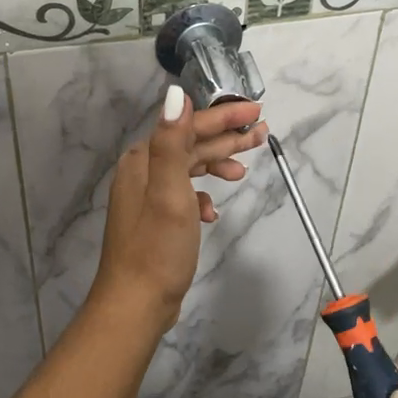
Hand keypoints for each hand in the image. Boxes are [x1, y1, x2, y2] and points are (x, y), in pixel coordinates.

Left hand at [93, 88, 265, 326]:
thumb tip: (176, 94)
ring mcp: (147, 197)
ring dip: (217, 164)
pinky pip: (184, 195)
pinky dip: (202, 197)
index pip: (188, 126)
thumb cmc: (157, 248)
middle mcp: (143, 173)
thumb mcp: (170, 192)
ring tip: (244, 171)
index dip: (223, 117)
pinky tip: (214, 212)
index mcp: (144, 161)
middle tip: (261, 133)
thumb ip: (172, 141)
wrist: (135, 303)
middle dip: (226, 137)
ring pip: (189, 168)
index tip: (255, 112)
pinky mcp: (155, 220)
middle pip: (190, 144)